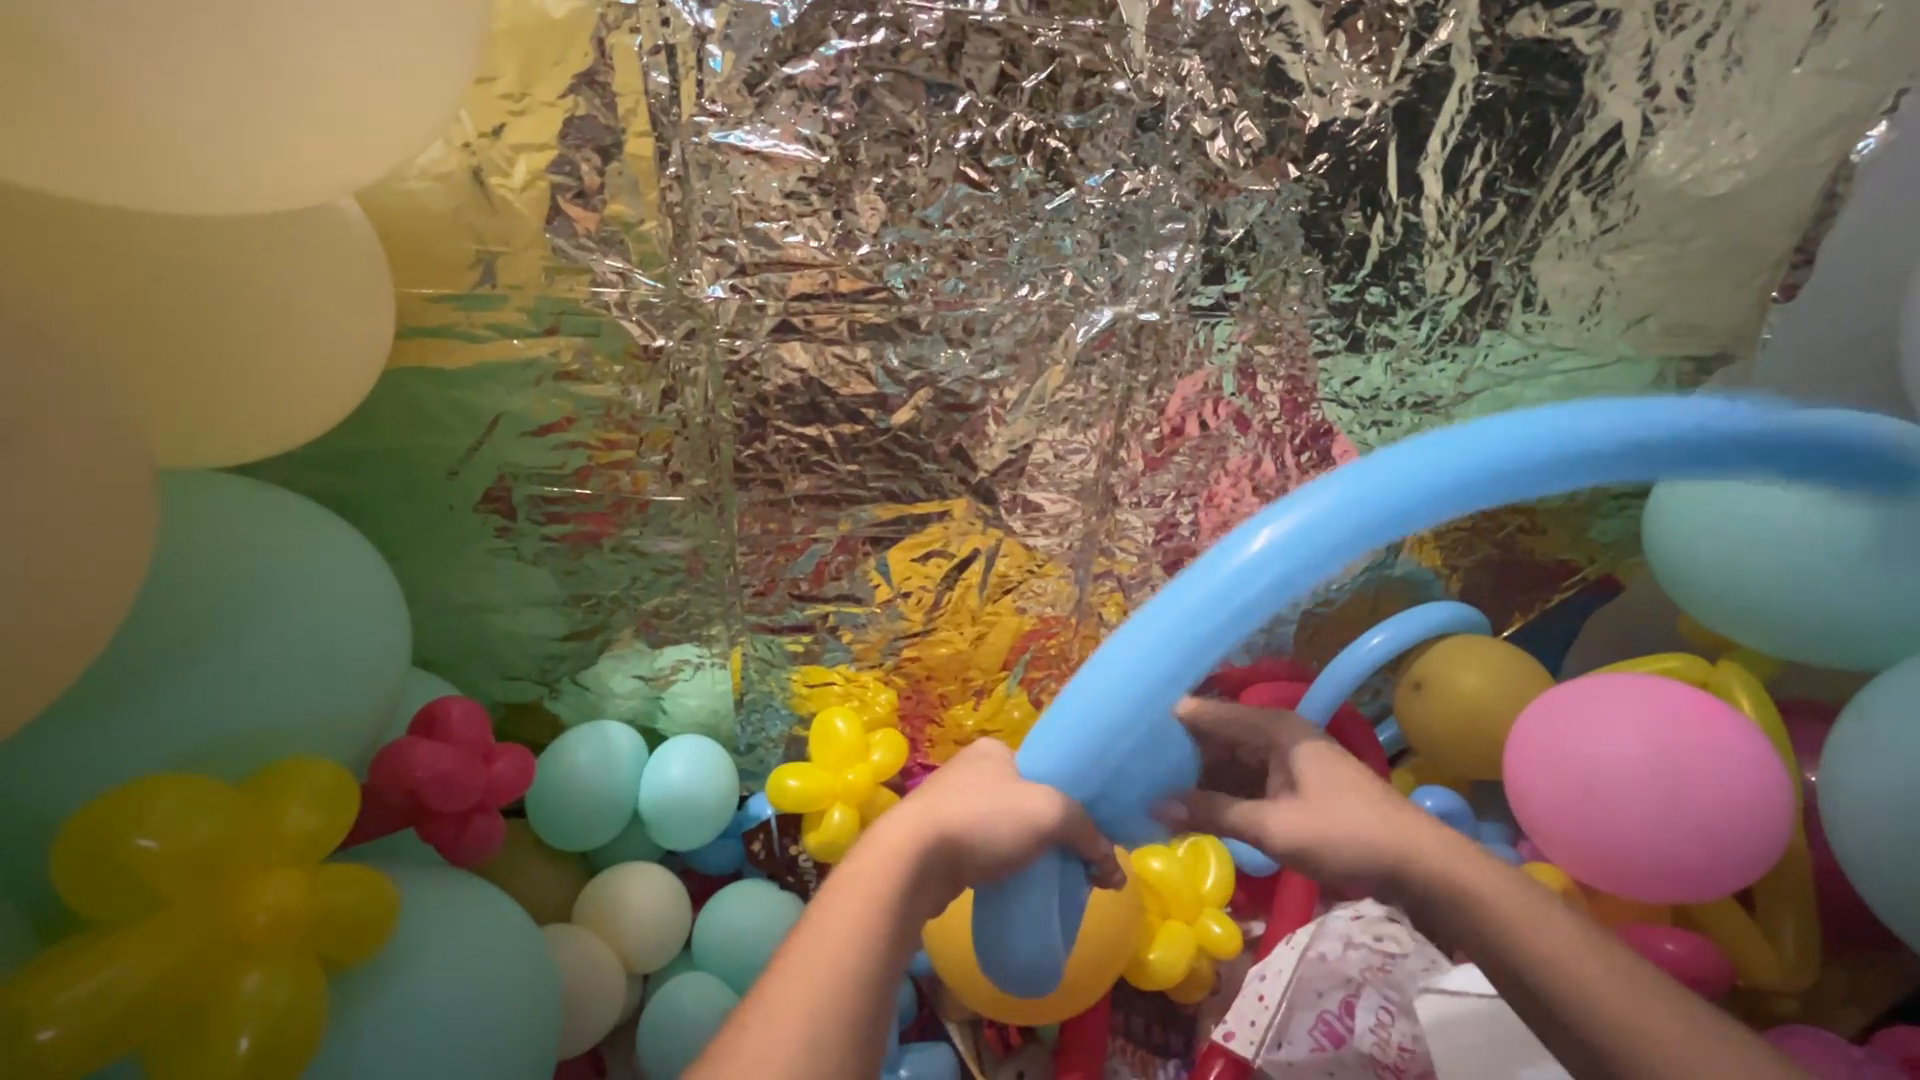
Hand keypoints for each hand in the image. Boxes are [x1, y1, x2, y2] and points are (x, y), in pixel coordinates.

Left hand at [876, 737, 1123, 914]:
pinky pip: (983, 853)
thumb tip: (1109, 863)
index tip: (1087, 834)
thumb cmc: (983, 822)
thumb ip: (1086, 829)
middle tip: (1077, 865)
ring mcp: (949, 807)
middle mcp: (969, 772)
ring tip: (1050, 882)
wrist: (912, 862)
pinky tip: (1014, 887)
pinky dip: (1002, 868)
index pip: (1044, 770)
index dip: (1070, 800)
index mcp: (994, 750)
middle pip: (1028, 802)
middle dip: (1053, 833)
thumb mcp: (1050, 812)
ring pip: (1005, 830)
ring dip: (1028, 853)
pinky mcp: (937, 843)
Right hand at [1157, 697, 1462, 891]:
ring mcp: (1286, 760)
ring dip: (1197, 777)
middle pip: (1216, 736)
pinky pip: (1245, 781)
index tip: (1125, 731)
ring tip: (1150, 788)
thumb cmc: (1346, 834)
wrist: (1419, 866)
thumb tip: (1155, 807)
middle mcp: (1278, 734)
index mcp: (1275, 728)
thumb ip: (1213, 812)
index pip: (1207, 713)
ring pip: (1229, 761)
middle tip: (1131, 768)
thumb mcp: (1273, 827)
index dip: (1168, 722)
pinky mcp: (1293, 785)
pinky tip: (1191, 808)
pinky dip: (1220, 793)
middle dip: (1178, 754)